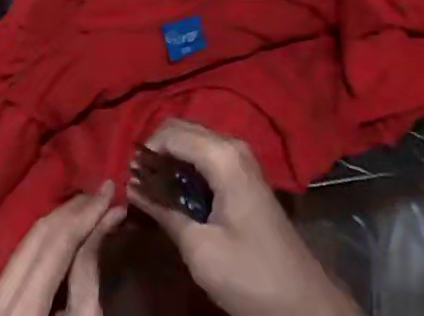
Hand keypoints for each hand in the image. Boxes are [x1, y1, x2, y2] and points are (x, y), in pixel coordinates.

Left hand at [0, 182, 123, 315]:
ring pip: (25, 243)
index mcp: (21, 312)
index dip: (86, 211)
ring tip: (89, 206)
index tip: (112, 187)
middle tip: (104, 191)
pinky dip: (45, 241)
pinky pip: (18, 259)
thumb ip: (88, 272)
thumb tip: (108, 218)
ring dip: (60, 220)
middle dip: (73, 209)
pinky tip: (65, 231)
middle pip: (37, 236)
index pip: (56, 243)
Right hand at [127, 119, 360, 315]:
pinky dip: (184, 167)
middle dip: (155, 152)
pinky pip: (205, 156)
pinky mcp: (242, 174)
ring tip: (147, 192)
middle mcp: (232, 145)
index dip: (144, 152)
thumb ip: (165, 211)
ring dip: (168, 159)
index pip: (172, 133)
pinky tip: (172, 195)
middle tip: (133, 185)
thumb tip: (132, 186)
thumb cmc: (248, 272)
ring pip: (193, 141)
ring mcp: (240, 158)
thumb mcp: (200, 248)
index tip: (124, 179)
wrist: (299, 295)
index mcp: (223, 155)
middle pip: (182, 129)